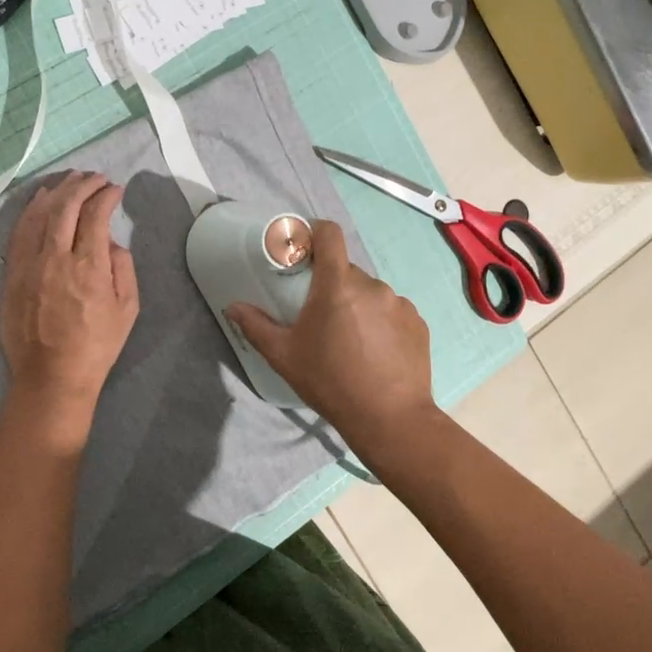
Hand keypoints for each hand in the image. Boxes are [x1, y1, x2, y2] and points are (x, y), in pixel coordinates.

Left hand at [0, 171, 139, 409]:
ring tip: (70, 180)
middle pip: (66, 206)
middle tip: (95, 178)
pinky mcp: (12, 274)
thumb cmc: (95, 347)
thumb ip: (123, 268)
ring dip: (57, 191)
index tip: (115, 190)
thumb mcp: (127, 309)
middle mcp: (56, 258)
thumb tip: (110, 241)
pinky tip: (41, 200)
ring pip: (39, 214)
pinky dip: (31, 210)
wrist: (51, 376)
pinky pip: (19, 232)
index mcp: (89, 267)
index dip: (106, 196)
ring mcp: (29, 265)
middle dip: (83, 185)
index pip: (95, 215)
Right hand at [226, 220, 439, 455]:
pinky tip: (374, 352)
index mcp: (336, 285)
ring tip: (349, 340)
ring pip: (370, 292)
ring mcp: (399, 303)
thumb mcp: (284, 356)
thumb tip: (233, 306)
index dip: (314, 232)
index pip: (329, 234)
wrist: (389, 418)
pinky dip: (380, 322)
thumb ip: (256, 326)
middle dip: (330, 285)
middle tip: (319, 317)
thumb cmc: (330, 382)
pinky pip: (392, 311)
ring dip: (357, 305)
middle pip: (346, 270)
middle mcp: (372, 285)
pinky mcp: (418, 323)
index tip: (302, 250)